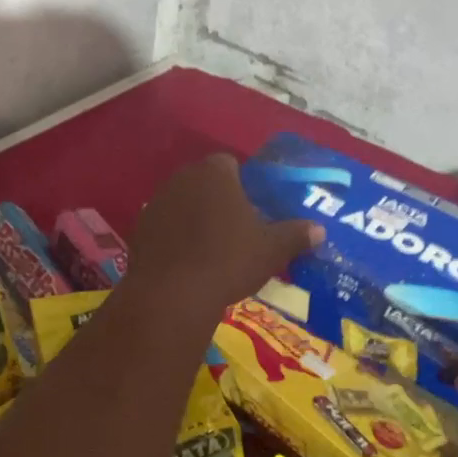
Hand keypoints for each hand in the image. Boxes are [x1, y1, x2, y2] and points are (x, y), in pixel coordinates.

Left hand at [126, 154, 321, 316]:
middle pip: (203, 182)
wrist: (172, 292)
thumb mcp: (271, 250)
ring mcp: (155, 202)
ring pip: (180, 203)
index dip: (242, 183)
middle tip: (235, 229)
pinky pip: (162, 226)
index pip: (229, 164)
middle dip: (216, 199)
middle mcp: (181, 178)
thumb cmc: (228, 260)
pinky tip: (185, 261)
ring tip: (210, 248)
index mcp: (214, 173)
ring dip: (192, 218)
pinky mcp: (138, 228)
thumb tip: (319, 230)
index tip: (252, 208)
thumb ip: (295, 235)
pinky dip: (173, 237)